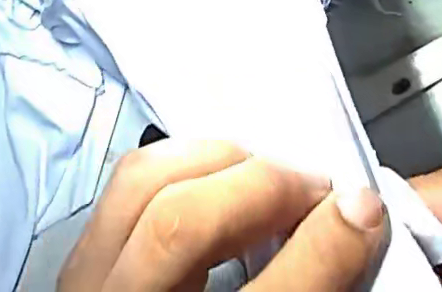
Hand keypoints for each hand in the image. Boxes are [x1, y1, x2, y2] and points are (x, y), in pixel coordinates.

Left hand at [59, 139, 388, 291]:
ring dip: (214, 162)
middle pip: (184, 224)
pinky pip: (124, 185)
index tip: (363, 209)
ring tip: (268, 173)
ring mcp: (88, 285)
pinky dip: (176, 162)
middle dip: (260, 187)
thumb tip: (349, 230)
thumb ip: (299, 288)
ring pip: (143, 184)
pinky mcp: (77, 261)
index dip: (322, 250)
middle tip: (317, 189)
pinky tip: (216, 173)